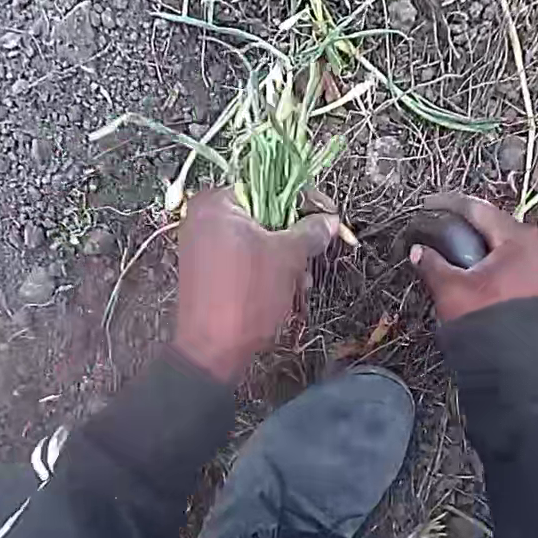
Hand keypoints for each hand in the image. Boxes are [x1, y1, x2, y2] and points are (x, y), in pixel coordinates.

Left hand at [173, 188, 340, 381]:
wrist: (211, 352)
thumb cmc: (246, 297)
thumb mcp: (287, 257)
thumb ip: (311, 231)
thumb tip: (330, 220)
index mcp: (218, 203)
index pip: (272, 184)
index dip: (307, 201)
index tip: (331, 219)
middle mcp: (206, 218)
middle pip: (268, 213)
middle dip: (297, 237)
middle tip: (314, 256)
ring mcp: (206, 245)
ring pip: (261, 239)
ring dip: (288, 258)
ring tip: (300, 282)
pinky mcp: (211, 270)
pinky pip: (249, 258)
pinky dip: (270, 270)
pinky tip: (287, 291)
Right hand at [408, 192, 537, 322]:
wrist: (522, 368)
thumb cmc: (491, 324)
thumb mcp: (452, 289)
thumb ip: (432, 264)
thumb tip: (419, 251)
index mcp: (521, 239)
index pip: (479, 210)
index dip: (449, 205)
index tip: (429, 205)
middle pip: (494, 227)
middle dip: (465, 228)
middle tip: (438, 229)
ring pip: (504, 246)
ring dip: (479, 247)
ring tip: (452, 251)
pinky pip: (514, 263)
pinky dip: (492, 263)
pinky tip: (474, 271)